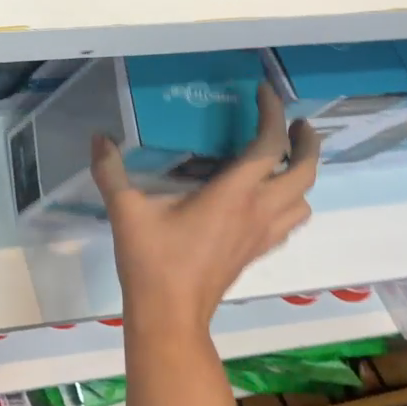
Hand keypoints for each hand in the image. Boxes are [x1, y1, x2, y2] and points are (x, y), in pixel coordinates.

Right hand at [91, 84, 318, 329]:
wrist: (169, 312)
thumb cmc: (151, 260)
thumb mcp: (125, 212)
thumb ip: (111, 172)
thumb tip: (99, 138)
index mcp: (233, 194)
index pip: (268, 145)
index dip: (272, 114)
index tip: (265, 92)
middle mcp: (258, 211)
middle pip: (304, 171)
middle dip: (307, 143)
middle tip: (296, 125)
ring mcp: (262, 235)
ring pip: (305, 199)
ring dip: (303, 176)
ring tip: (286, 164)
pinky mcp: (255, 253)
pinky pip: (289, 223)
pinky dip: (290, 205)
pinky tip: (268, 205)